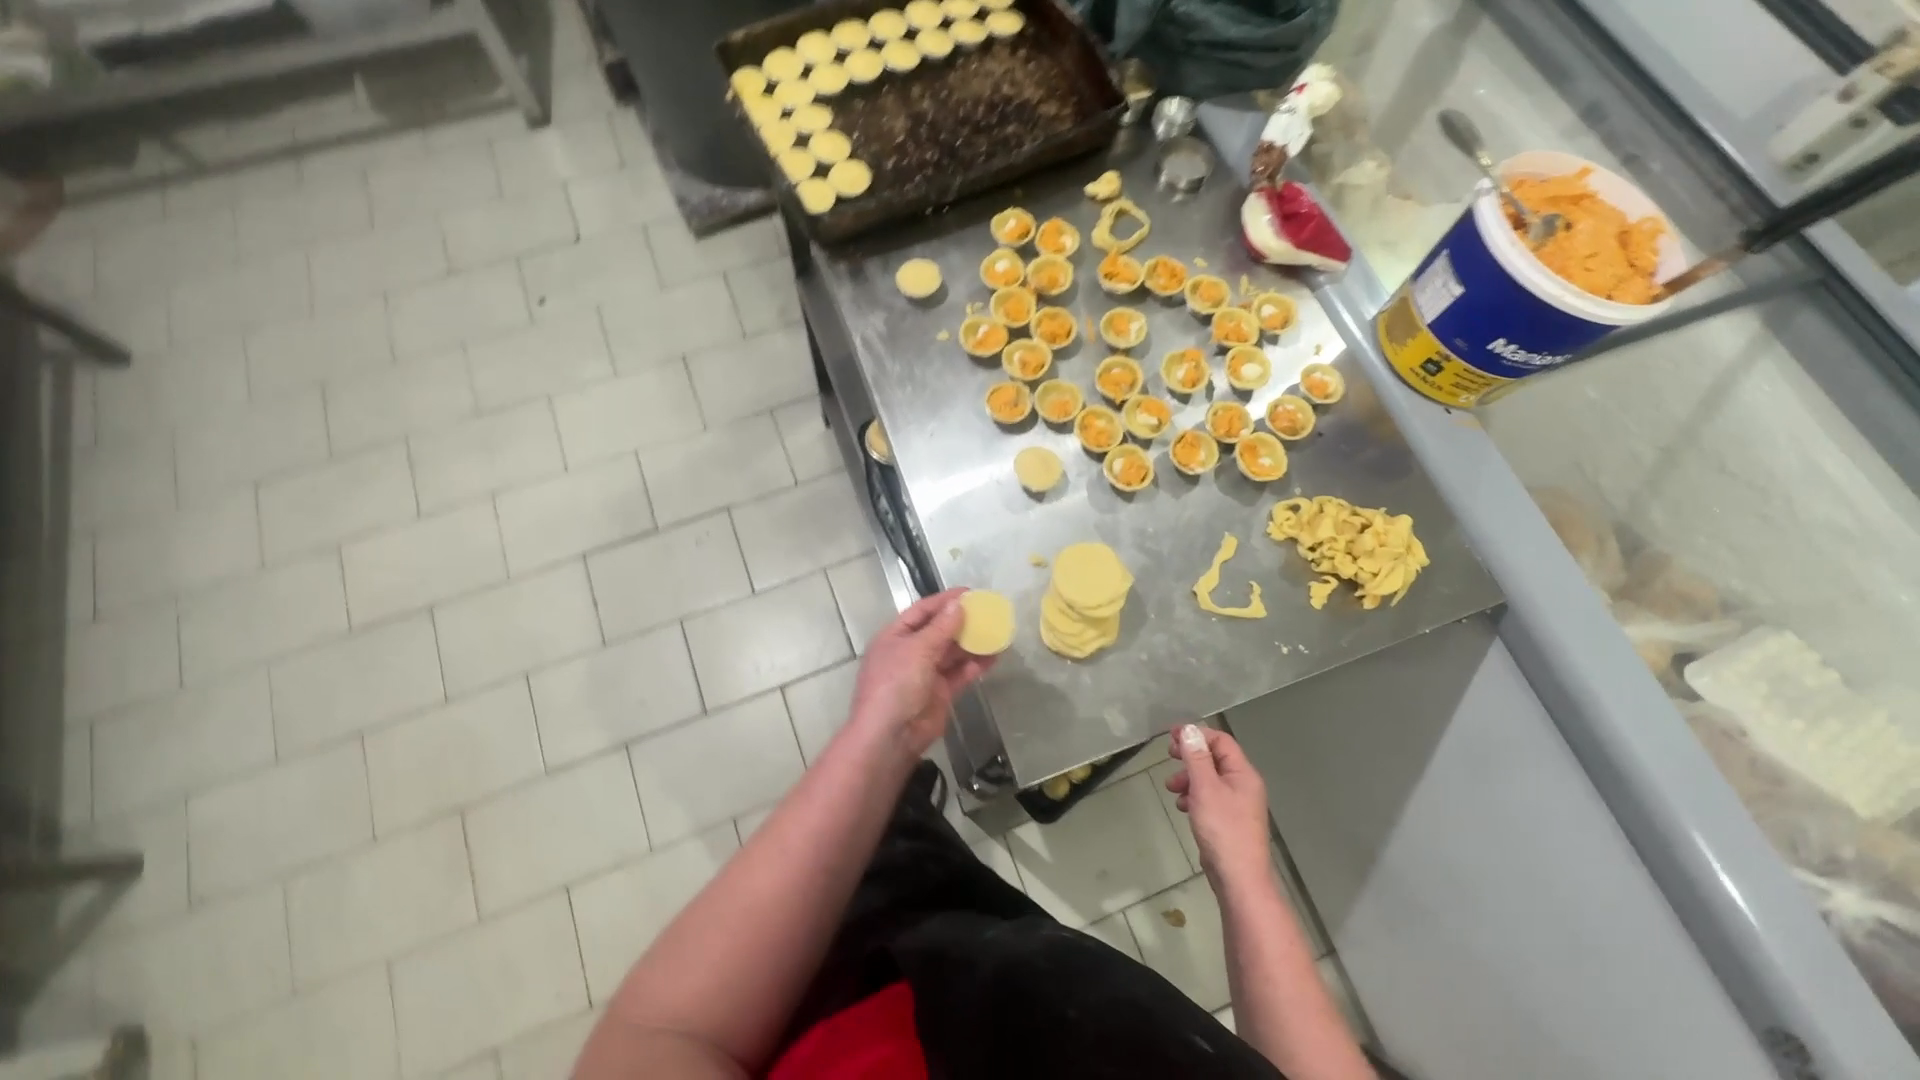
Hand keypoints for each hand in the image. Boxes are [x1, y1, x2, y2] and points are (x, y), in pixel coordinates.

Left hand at [846, 588, 995, 758]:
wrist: (890, 737)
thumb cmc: (895, 685)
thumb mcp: (917, 650)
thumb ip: (941, 627)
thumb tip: (959, 604)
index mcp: (895, 637)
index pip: (922, 611)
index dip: (945, 601)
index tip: (971, 593)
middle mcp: (910, 652)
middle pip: (939, 631)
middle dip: (963, 621)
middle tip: (990, 612)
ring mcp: (925, 674)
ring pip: (952, 653)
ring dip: (973, 643)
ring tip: (997, 632)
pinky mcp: (940, 693)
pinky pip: (960, 674)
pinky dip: (976, 665)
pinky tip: (994, 656)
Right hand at [1165, 725, 1272, 885]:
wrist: (1238, 877)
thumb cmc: (1222, 829)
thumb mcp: (1205, 788)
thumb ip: (1196, 758)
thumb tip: (1190, 730)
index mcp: (1243, 773)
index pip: (1221, 741)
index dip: (1196, 734)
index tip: (1171, 736)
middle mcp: (1243, 785)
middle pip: (1215, 759)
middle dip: (1190, 757)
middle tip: (1169, 756)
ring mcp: (1237, 804)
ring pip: (1210, 780)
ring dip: (1189, 778)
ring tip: (1171, 788)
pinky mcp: (1229, 820)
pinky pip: (1210, 798)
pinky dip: (1194, 796)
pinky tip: (1182, 806)